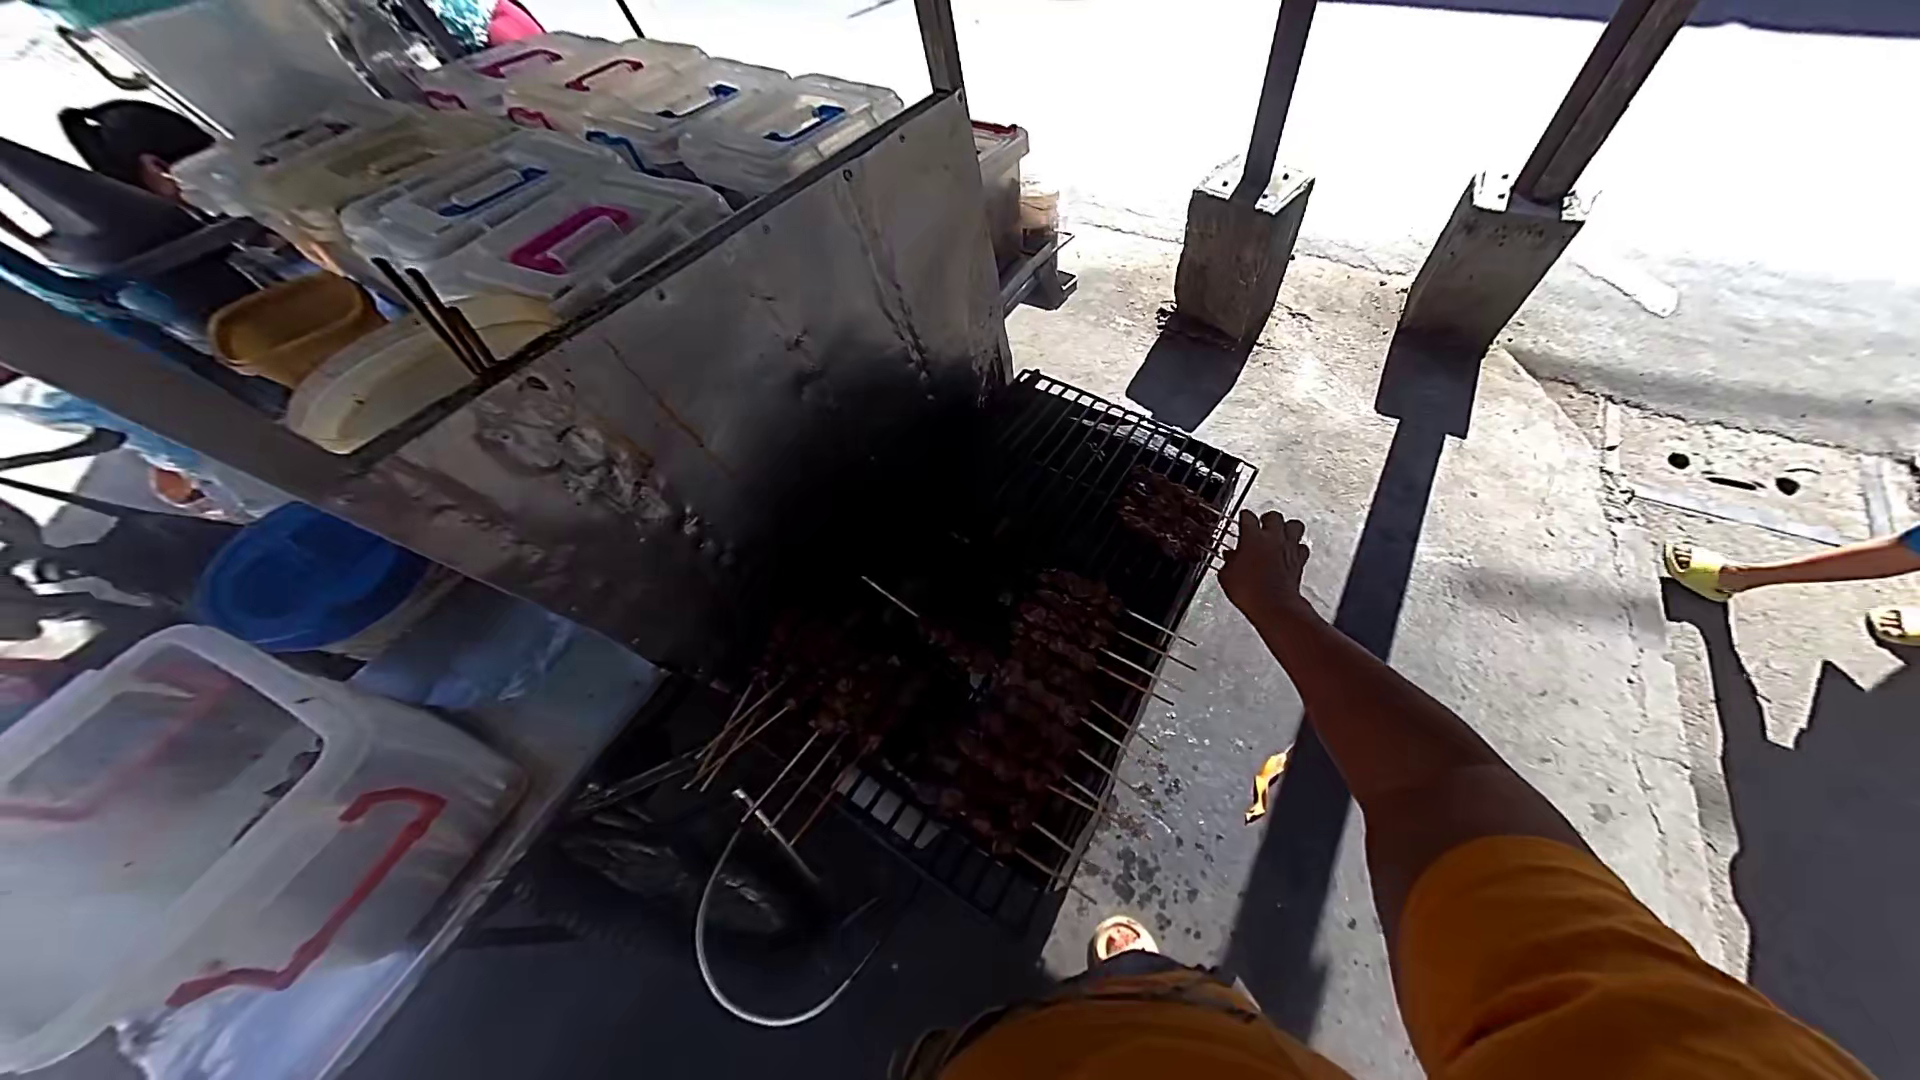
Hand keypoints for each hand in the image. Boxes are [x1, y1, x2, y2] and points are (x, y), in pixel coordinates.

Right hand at [1219, 509, 1311, 619]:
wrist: (1273, 605)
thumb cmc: (1249, 590)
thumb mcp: (1227, 575)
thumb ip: (1229, 561)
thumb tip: (1230, 557)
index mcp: (1252, 537)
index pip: (1247, 517)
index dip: (1243, 516)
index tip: (1242, 518)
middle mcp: (1273, 538)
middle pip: (1274, 516)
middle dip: (1267, 518)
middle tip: (1262, 523)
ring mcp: (1288, 548)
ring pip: (1295, 525)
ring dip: (1287, 527)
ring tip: (1280, 532)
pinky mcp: (1299, 561)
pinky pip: (1303, 547)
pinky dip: (1297, 547)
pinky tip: (1291, 551)